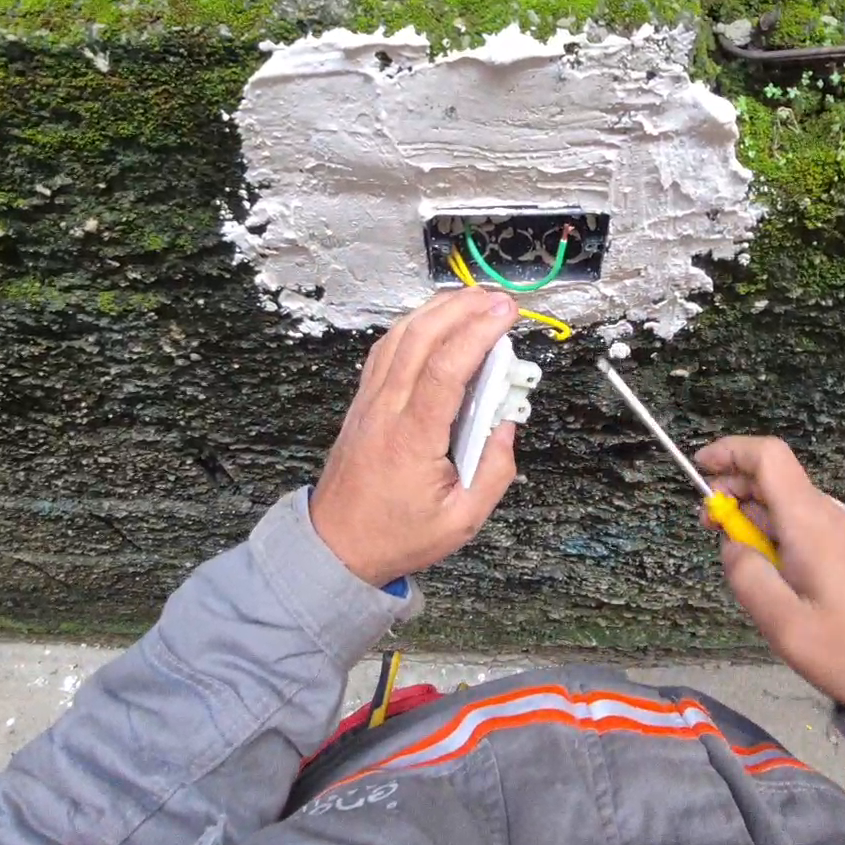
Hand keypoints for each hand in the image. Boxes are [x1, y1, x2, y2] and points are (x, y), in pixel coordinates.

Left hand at [311, 287, 521, 585]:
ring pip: (399, 335)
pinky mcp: (363, 401)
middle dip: (463, 307)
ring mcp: (369, 401)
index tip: (507, 313)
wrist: (336, 546)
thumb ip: (495, 471)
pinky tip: (434, 322)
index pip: (446, 368)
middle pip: (420, 336)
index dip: (478, 332)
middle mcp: (386, 409)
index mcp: (412, 438)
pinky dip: (412, 325)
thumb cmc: (395, 535)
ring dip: (436, 310)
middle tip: (499, 299)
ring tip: (473, 300)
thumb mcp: (461, 520)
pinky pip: (385, 349)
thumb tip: (507, 424)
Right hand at [696, 436, 844, 712]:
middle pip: (772, 478)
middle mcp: (829, 518)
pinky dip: (775, 536)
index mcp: (810, 523)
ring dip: (751, 518)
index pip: (768, 455)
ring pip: (786, 506)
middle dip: (731, 490)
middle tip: (710, 527)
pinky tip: (773, 575)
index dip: (728, 451)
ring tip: (739, 559)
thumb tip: (732, 547)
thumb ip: (747, 578)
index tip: (698, 469)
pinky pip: (804, 529)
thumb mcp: (787, 627)